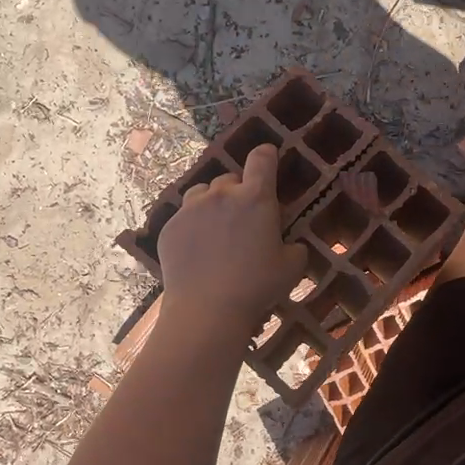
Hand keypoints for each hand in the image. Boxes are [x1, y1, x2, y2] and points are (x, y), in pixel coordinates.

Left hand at [156, 145, 309, 344]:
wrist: (207, 309)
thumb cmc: (257, 286)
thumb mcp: (292, 267)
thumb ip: (295, 247)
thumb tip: (291, 244)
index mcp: (256, 197)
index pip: (262, 158)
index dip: (266, 155)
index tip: (268, 160)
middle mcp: (222, 194)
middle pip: (230, 178)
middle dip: (238, 191)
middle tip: (243, 217)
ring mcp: (191, 209)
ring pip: (202, 193)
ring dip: (212, 203)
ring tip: (216, 229)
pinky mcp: (170, 227)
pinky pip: (184, 217)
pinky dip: (192, 226)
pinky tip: (198, 251)